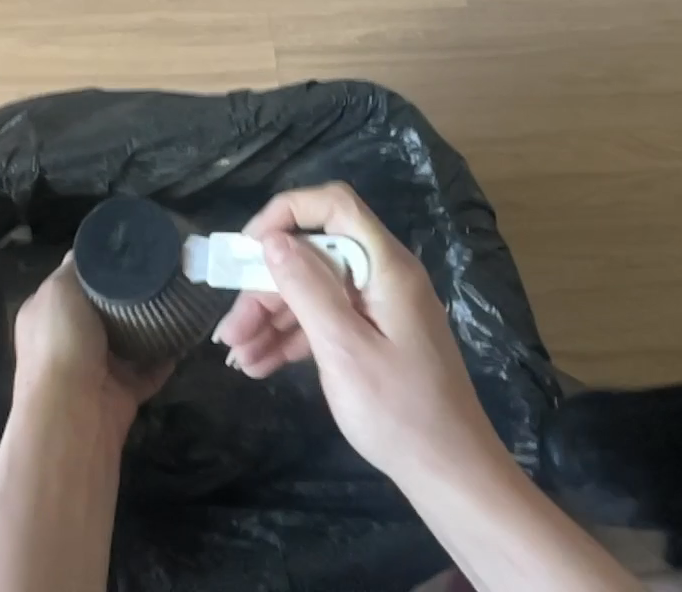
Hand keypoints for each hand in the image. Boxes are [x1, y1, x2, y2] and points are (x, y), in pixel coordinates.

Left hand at [14, 255, 170, 433]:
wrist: (73, 412)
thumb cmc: (60, 342)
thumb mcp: (59, 290)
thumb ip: (75, 269)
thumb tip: (88, 251)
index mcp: (49, 314)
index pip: (73, 283)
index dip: (97, 268)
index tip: (128, 252)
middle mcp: (70, 340)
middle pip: (105, 310)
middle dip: (128, 296)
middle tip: (159, 271)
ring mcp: (98, 368)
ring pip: (129, 340)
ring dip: (151, 325)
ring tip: (177, 297)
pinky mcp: (124, 391)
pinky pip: (150, 369)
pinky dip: (166, 357)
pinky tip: (185, 333)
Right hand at [213, 183, 497, 483]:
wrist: (452, 475)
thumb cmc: (401, 412)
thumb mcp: (344, 349)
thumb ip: (307, 289)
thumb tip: (272, 240)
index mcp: (385, 266)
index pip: (334, 206)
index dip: (286, 213)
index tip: (249, 248)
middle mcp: (381, 275)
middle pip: (312, 256)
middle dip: (265, 288)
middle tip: (230, 330)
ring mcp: (376, 306)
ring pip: (311, 290)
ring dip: (270, 318)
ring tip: (236, 356)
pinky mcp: (372, 335)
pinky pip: (323, 319)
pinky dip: (290, 338)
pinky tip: (258, 364)